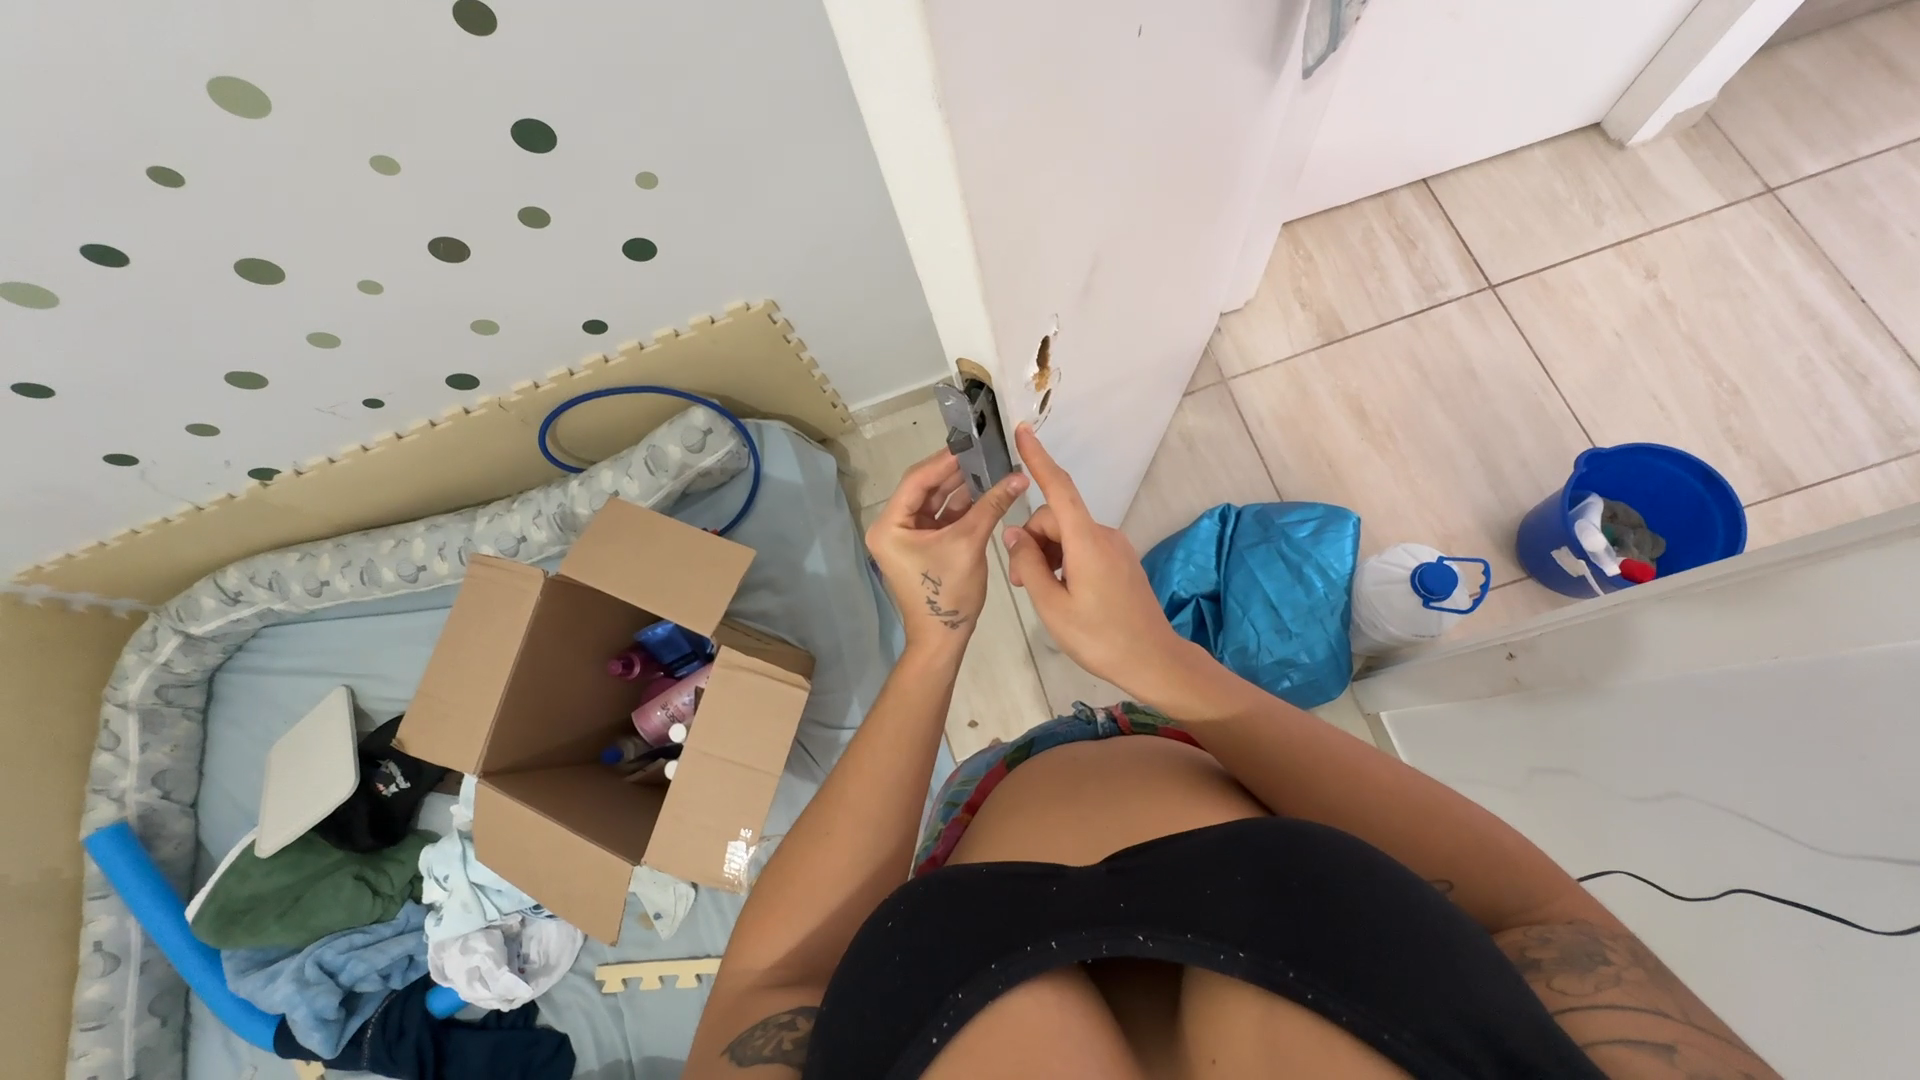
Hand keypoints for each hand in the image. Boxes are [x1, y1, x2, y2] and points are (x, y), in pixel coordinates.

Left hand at [866, 447, 1028, 657]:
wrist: (943, 639)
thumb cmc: (948, 592)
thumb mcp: (969, 543)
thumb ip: (992, 505)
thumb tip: (1019, 476)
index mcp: (889, 525)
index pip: (917, 481)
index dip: (945, 461)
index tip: (971, 444)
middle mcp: (892, 527)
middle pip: (924, 490)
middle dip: (955, 474)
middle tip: (983, 453)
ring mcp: (906, 538)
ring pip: (935, 503)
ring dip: (960, 489)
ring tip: (989, 470)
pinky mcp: (921, 547)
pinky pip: (941, 519)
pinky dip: (961, 509)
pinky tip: (984, 493)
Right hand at [1001, 424, 1202, 703]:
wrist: (1153, 660)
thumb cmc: (1099, 637)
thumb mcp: (1052, 605)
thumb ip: (1028, 564)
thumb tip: (1014, 533)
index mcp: (1087, 541)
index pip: (1060, 488)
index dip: (1039, 459)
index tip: (1024, 431)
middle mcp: (1103, 535)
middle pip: (1055, 519)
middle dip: (1032, 541)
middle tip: (1020, 582)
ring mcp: (1115, 547)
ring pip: (1067, 536)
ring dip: (1046, 555)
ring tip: (1041, 593)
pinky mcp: (1120, 561)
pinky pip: (1082, 548)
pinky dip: (1063, 562)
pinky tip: (1061, 592)